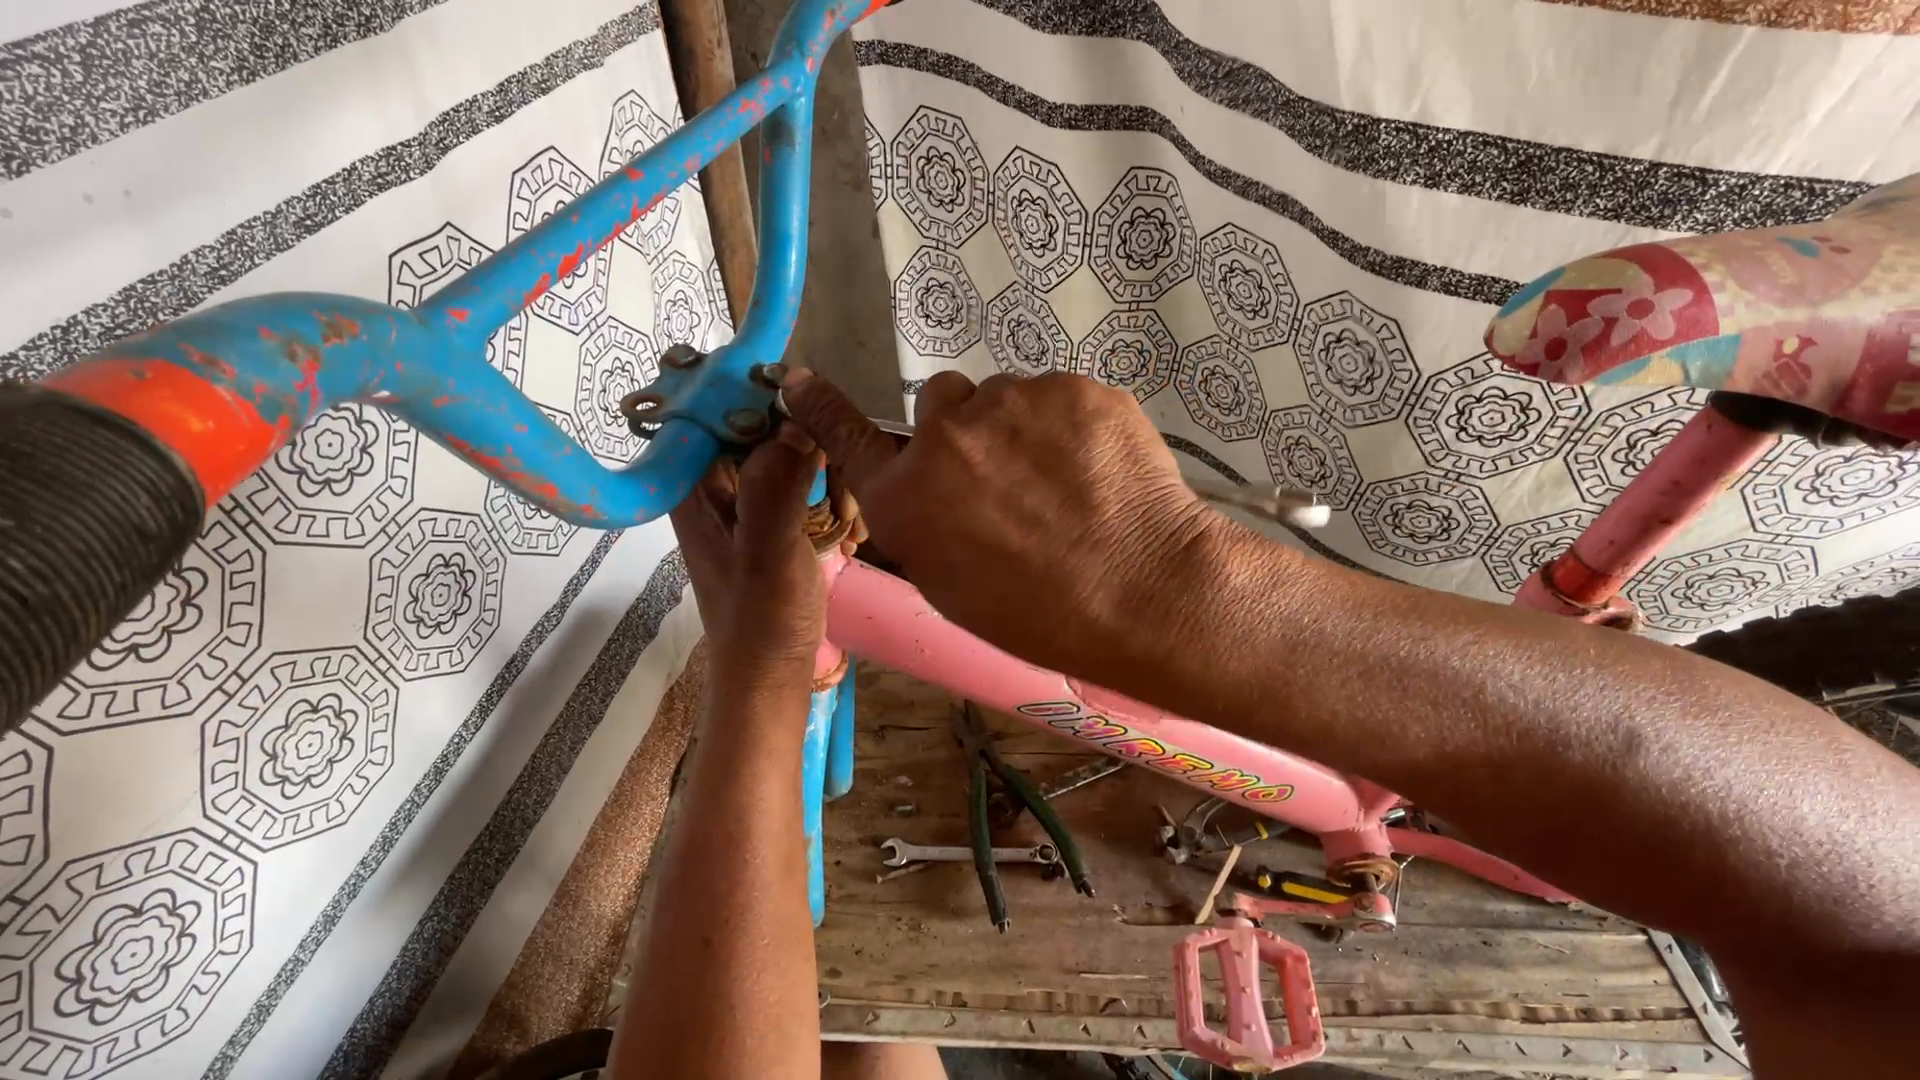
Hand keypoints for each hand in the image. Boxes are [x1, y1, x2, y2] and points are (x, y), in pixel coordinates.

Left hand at [670, 424, 826, 674]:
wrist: (771, 674)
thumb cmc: (763, 620)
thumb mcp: (769, 554)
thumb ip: (776, 487)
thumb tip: (795, 423)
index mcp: (695, 486)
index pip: (716, 409)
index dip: (758, 395)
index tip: (809, 404)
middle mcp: (715, 484)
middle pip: (758, 425)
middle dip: (806, 443)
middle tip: (840, 478)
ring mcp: (745, 500)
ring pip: (787, 451)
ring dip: (826, 472)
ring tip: (849, 512)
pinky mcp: (772, 516)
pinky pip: (803, 481)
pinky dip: (830, 494)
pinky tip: (848, 524)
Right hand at [780, 368, 1222, 680]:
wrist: (1140, 592)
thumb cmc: (1040, 613)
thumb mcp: (953, 586)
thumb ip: (922, 523)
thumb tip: (926, 492)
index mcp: (906, 499)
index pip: (847, 436)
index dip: (822, 407)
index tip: (799, 381)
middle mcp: (945, 440)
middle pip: (940, 401)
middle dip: (965, 428)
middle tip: (1009, 474)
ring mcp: (1011, 404)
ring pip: (1005, 399)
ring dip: (1022, 427)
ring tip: (1065, 482)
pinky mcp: (1072, 388)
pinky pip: (1058, 397)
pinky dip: (1072, 425)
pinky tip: (1098, 469)